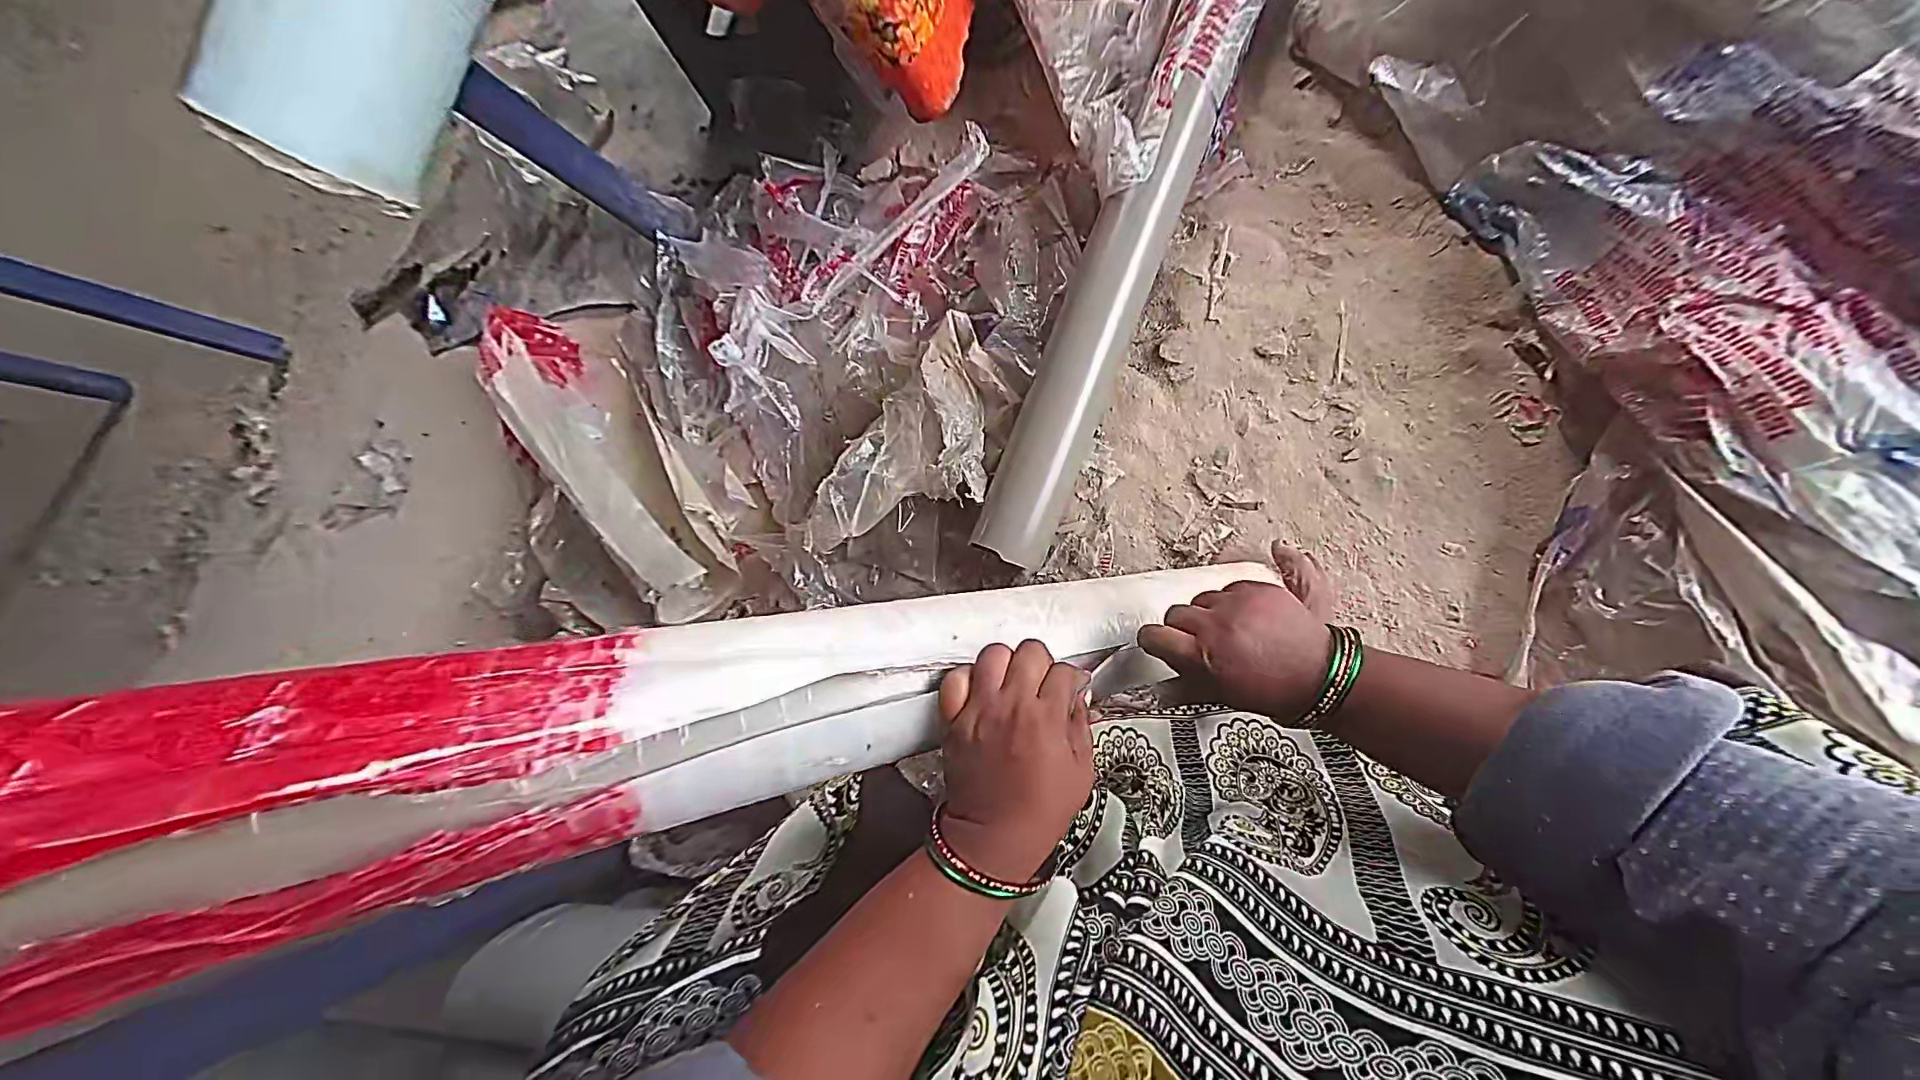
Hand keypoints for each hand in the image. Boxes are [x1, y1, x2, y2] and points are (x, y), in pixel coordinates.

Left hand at [937, 641, 1094, 883]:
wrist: (994, 836)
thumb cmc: (1038, 811)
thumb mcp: (1081, 771)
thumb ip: (1081, 726)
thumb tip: (1078, 699)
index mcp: (1046, 718)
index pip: (1064, 671)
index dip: (1071, 679)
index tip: (1070, 687)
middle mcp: (1011, 706)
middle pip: (1030, 651)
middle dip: (1042, 663)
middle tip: (1042, 682)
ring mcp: (980, 710)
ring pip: (993, 654)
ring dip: (1007, 664)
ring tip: (1011, 682)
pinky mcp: (955, 719)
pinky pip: (956, 678)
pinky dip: (968, 678)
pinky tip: (981, 691)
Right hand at [1136, 578, 1331, 721]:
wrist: (1324, 678)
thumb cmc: (1279, 692)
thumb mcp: (1224, 696)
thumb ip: (1187, 685)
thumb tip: (1161, 688)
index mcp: (1203, 654)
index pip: (1155, 635)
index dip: (1154, 639)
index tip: (1158, 640)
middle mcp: (1216, 624)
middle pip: (1176, 612)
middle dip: (1183, 626)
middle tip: (1200, 639)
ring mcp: (1239, 603)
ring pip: (1203, 597)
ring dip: (1209, 610)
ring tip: (1228, 627)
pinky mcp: (1259, 589)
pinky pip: (1231, 586)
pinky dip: (1234, 599)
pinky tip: (1245, 616)